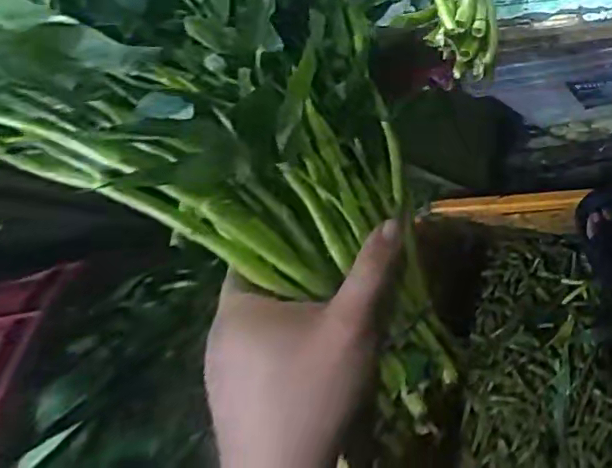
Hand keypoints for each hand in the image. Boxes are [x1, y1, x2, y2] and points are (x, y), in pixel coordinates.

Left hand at [206, 222, 403, 467]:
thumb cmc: (311, 393)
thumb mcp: (351, 324)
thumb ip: (371, 269)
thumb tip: (393, 218)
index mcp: (235, 309)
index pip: (254, 248)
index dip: (292, 228)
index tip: (329, 217)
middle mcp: (219, 333)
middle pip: (266, 278)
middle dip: (307, 263)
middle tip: (348, 251)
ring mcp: (223, 366)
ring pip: (268, 311)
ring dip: (303, 297)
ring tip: (343, 289)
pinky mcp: (235, 390)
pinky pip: (265, 339)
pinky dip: (293, 326)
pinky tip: (324, 334)